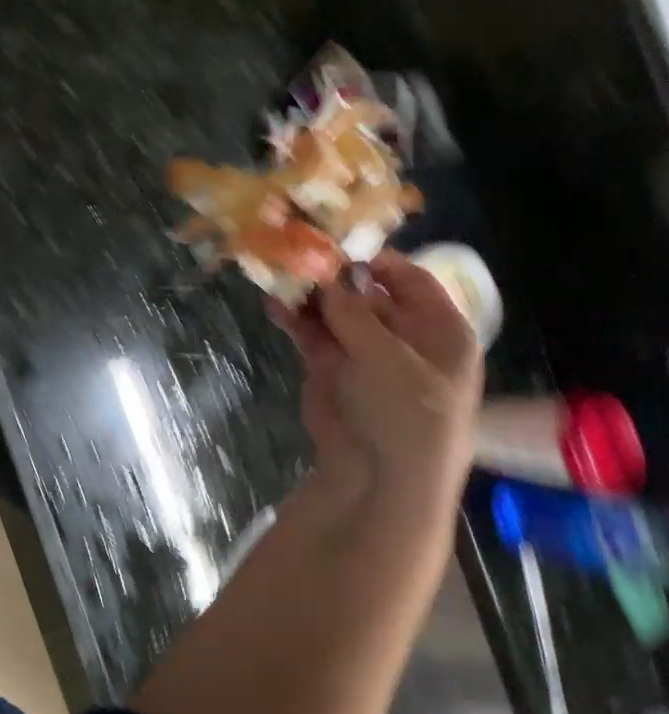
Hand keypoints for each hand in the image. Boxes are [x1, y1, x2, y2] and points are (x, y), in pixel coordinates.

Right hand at [270, 251, 482, 498]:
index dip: (377, 260)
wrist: (377, 469)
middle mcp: (402, 333)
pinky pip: (311, 331)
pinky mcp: (330, 363)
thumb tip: (327, 272)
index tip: (335, 244)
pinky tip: (274, 304)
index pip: (411, 279)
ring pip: (333, 309)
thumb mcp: (387, 358)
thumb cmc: (405, 412)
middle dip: (332, 275)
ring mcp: (363, 349)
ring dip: (308, 294)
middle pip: (366, 290)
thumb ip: (354, 313)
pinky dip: (293, 317)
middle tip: (295, 256)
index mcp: (438, 329)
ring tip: (277, 278)